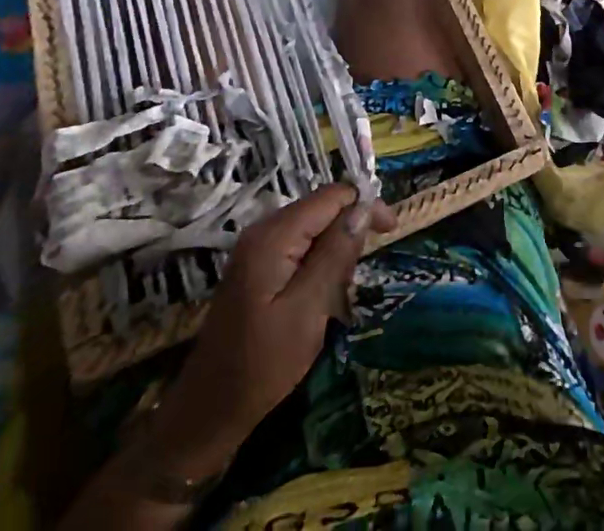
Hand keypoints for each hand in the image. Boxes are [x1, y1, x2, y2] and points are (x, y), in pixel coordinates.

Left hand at [148, 185, 394, 461]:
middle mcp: (263, 231)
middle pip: (321, 208)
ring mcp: (257, 249)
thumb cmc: (264, 361)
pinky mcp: (258, 266)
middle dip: (349, 231)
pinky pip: (300, 247)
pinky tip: (322, 296)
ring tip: (339, 292)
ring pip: (314, 228)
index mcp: (273, 236)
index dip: (365, 204)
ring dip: (336, 250)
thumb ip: (336, 254)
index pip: (330, 196)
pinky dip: (320, 263)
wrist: (212, 406)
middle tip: (356, 277)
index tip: (391, 230)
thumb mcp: (309, 307)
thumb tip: (363, 209)